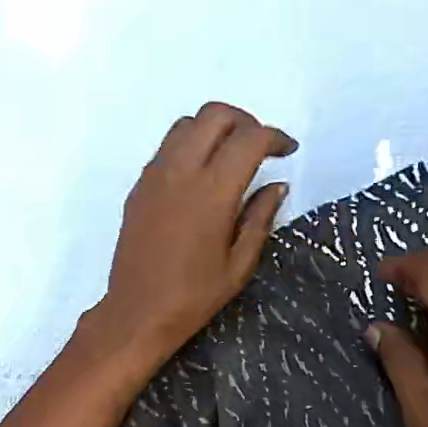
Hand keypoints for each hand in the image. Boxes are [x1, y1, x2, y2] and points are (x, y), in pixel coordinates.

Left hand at [88, 102, 295, 368]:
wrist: (138, 311)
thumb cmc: (195, 296)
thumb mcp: (240, 264)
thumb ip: (260, 218)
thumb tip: (278, 186)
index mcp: (212, 194)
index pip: (249, 140)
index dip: (274, 137)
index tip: (289, 151)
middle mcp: (181, 172)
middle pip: (215, 115)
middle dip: (246, 122)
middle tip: (263, 147)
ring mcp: (155, 174)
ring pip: (188, 123)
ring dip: (217, 128)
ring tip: (234, 156)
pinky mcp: (140, 184)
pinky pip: (169, 145)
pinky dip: (193, 144)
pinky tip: (205, 174)